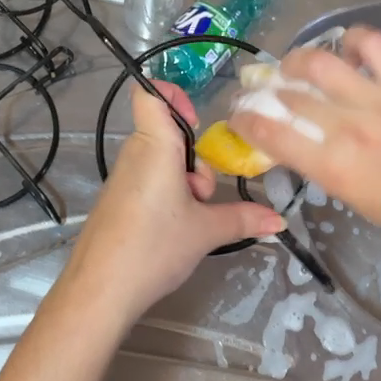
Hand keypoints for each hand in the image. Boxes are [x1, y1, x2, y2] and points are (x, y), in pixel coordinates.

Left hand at [61, 79, 286, 321]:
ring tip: (189, 218)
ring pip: (161, 160)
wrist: (101, 288)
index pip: (149, 92)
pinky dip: (166, 196)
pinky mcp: (117, 197)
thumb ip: (243, 218)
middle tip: (202, 195)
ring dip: (183, 183)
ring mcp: (123, 175)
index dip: (172, 94)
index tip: (195, 122)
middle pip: (168, 133)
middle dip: (194, 160)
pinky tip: (172, 230)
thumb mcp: (206, 231)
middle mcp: (135, 151)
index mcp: (154, 143)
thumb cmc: (155, 245)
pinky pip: (148, 180)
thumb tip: (278, 219)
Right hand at [226, 25, 380, 259]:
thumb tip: (291, 139)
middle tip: (263, 91)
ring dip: (297, 61)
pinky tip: (346, 50)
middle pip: (289, 96)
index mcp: (334, 166)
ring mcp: (377, 99)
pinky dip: (352, 40)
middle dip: (264, 91)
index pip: (268, 131)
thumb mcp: (354, 197)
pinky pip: (370, 44)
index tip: (238, 115)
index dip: (243, 118)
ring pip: (318, 62)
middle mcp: (348, 127)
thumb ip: (319, 164)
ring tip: (297, 66)